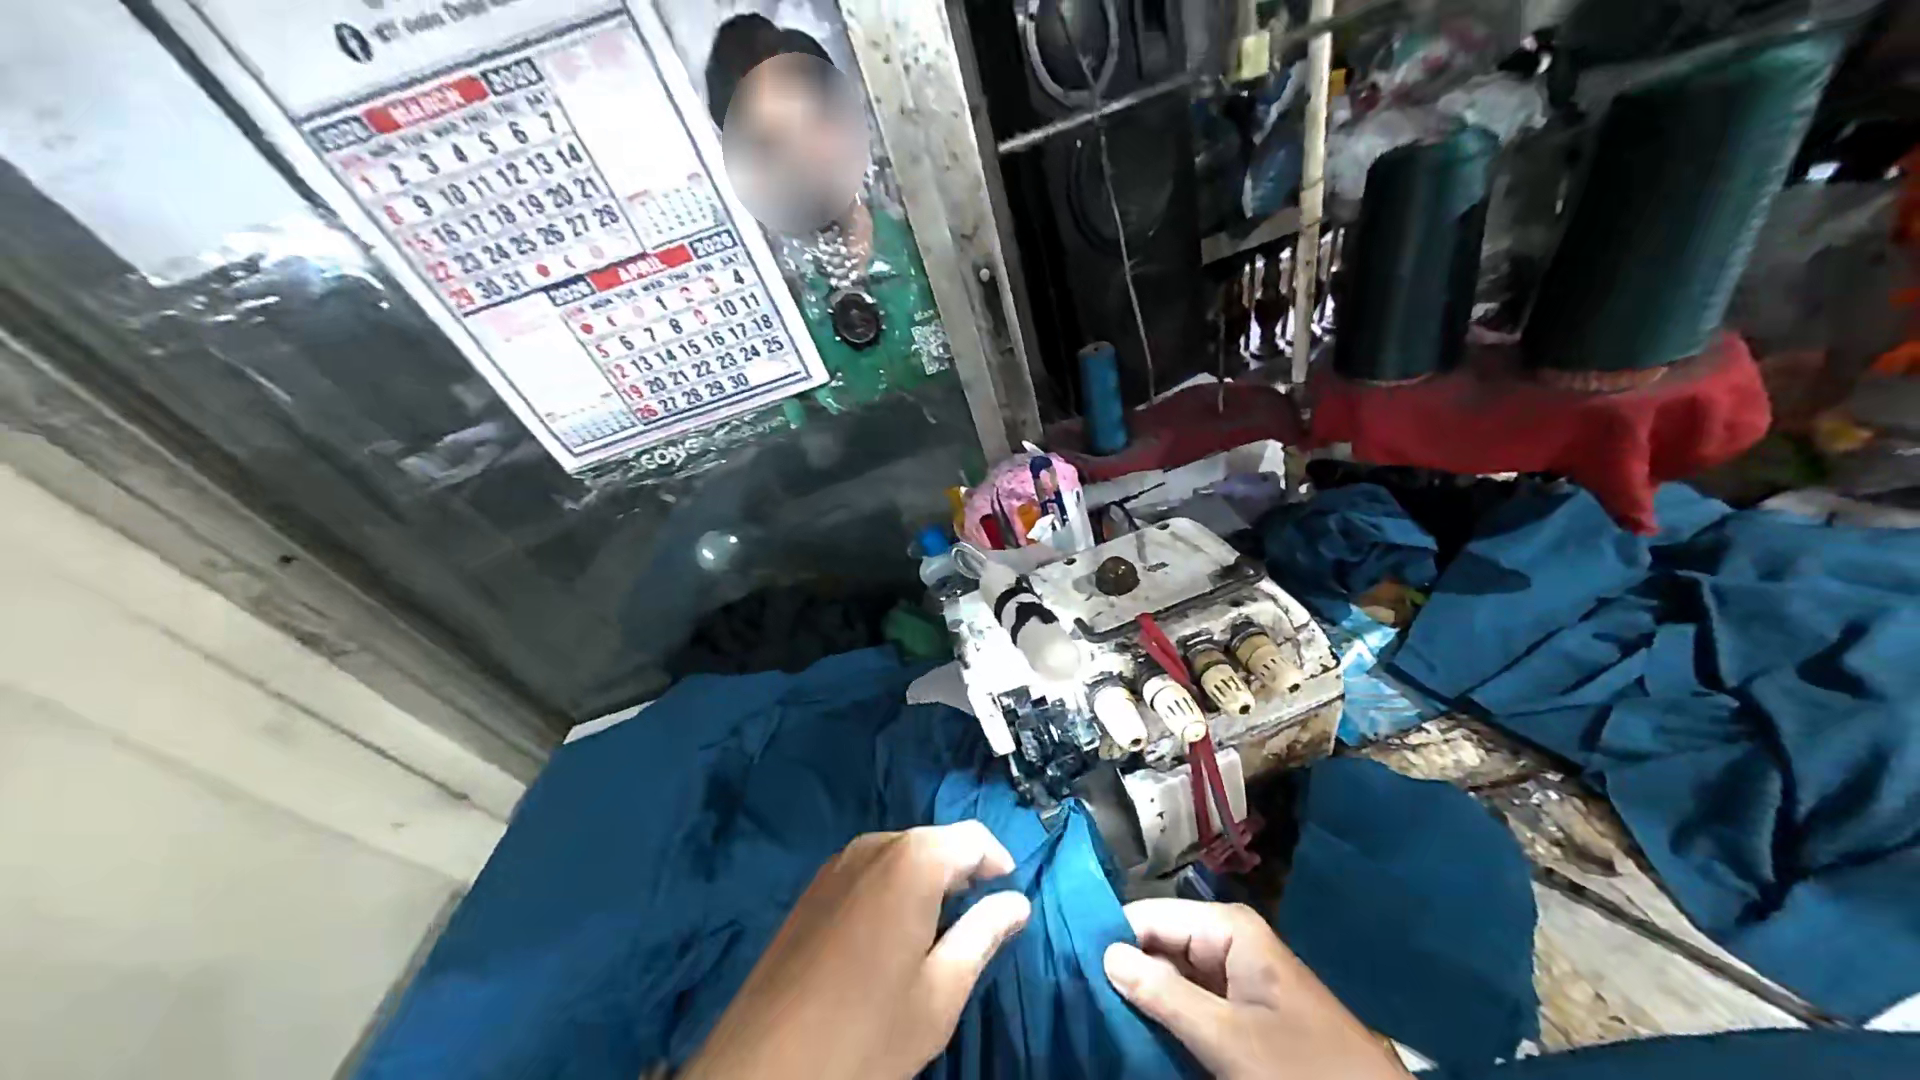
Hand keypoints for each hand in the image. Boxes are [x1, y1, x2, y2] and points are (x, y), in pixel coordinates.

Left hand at [683, 821, 1031, 1079]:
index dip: (997, 861)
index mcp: (912, 860)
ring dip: (927, 879)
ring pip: (900, 854)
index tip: (1008, 896)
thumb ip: (984, 934)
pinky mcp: (812, 889)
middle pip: (934, 842)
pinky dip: (892, 887)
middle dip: (962, 870)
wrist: (763, 1068)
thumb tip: (1017, 902)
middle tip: (975, 918)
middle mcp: (873, 845)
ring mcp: (836, 864)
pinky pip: (868, 870)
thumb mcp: (941, 991)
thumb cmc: (867, 1032)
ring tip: (936, 931)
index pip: (972, 837)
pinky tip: (889, 936)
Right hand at [1104, 899, 1409, 1079]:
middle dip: (1124, 967)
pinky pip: (1191, 997)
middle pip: (1158, 942)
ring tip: (1096, 1009)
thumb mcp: (1227, 1039)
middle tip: (1078, 993)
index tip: (1069, 963)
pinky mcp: (1241, 1007)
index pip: (1148, 916)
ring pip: (1171, 972)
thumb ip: (1162, 994)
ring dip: (1142, 993)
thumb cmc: (1302, 1072)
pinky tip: (1136, 1028)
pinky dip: (1166, 1013)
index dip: (1110, 937)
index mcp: (1227, 928)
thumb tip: (1104, 953)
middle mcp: (1228, 938)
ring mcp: (1235, 973)